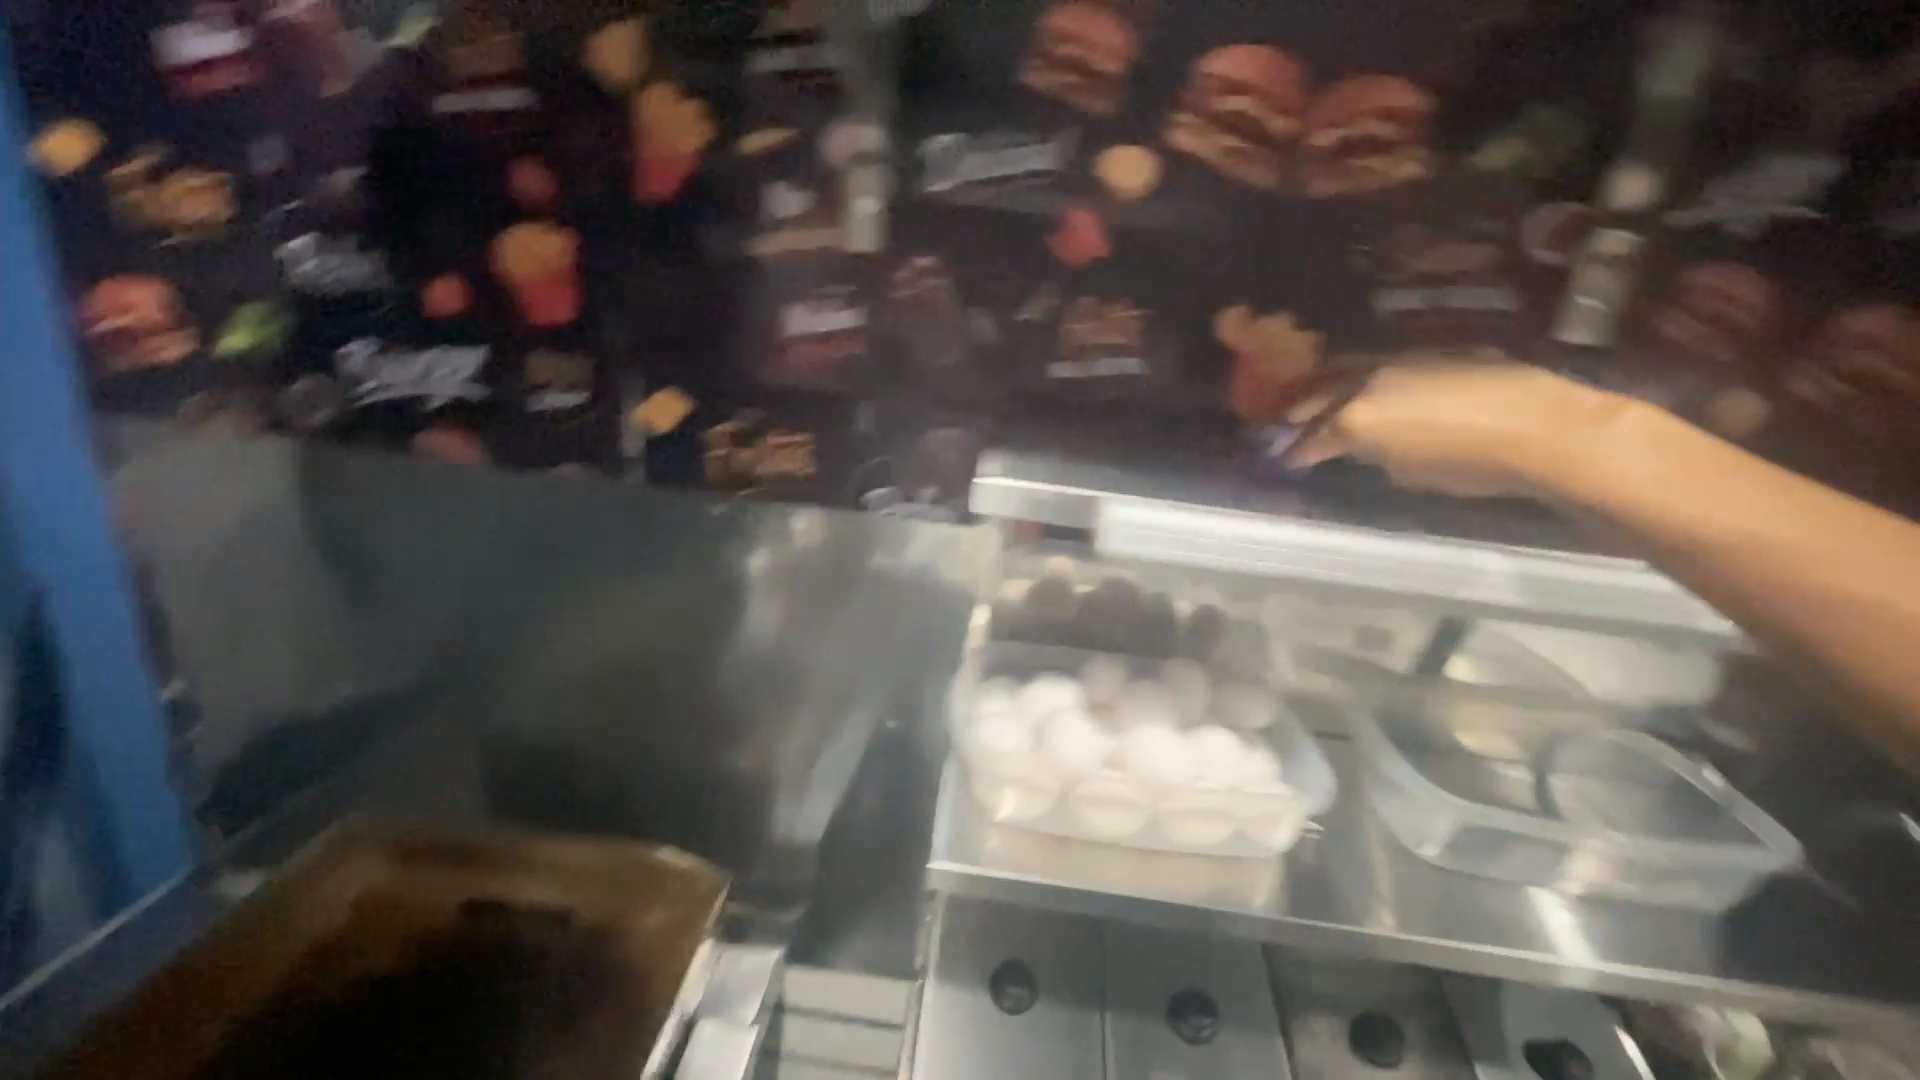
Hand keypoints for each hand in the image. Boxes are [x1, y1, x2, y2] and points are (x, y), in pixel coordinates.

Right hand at [1289, 362, 1633, 496]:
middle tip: (1287, 424)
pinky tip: (1371, 389)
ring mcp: (1399, 361)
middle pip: (1321, 396)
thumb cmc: (1471, 465)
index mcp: (1356, 418)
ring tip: (1322, 400)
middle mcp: (1368, 383)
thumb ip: (1375, 455)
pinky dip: (1365, 380)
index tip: (1286, 459)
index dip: (1296, 451)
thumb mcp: (1410, 473)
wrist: (1540, 427)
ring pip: (1348, 373)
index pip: (1312, 438)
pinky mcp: (1430, 352)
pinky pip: (1381, 366)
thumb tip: (1364, 448)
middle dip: (1301, 412)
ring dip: (1330, 388)